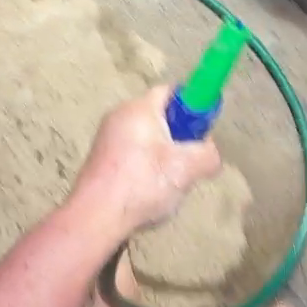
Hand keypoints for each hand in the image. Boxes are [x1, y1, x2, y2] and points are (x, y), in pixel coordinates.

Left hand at [66, 86, 222, 239]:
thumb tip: (210, 151)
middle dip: (177, 137)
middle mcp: (120, 114)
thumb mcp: (186, 169)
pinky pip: (131, 152)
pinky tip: (147, 192)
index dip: (191, 106)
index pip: (171, 92)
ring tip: (168, 183)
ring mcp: (106, 136)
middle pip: (158, 115)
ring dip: (162, 156)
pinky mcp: (100, 157)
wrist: (96, 215)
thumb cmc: (143, 183)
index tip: (200, 131)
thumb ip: (207, 155)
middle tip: (188, 163)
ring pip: (145, 137)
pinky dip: (143, 166)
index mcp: (140, 108)